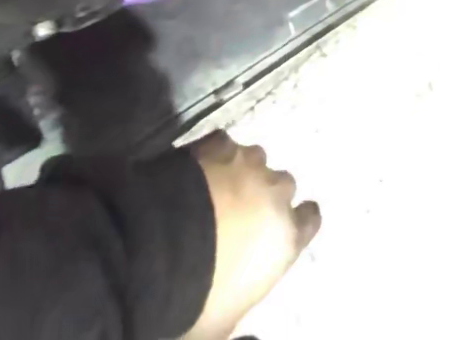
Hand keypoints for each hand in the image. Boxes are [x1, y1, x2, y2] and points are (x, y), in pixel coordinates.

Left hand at [181, 132, 320, 339]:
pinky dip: (214, 155)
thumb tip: (244, 309)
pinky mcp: (219, 144)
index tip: (280, 229)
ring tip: (216, 189)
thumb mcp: (225, 323)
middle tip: (240, 213)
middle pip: (284, 186)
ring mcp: (248, 162)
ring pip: (256, 160)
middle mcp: (276, 193)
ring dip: (242, 172)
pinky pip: (224, 145)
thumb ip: (244, 302)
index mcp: (285, 237)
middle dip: (266, 195)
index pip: (311, 219)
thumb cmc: (196, 300)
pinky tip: (196, 169)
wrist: (155, 253)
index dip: (297, 222)